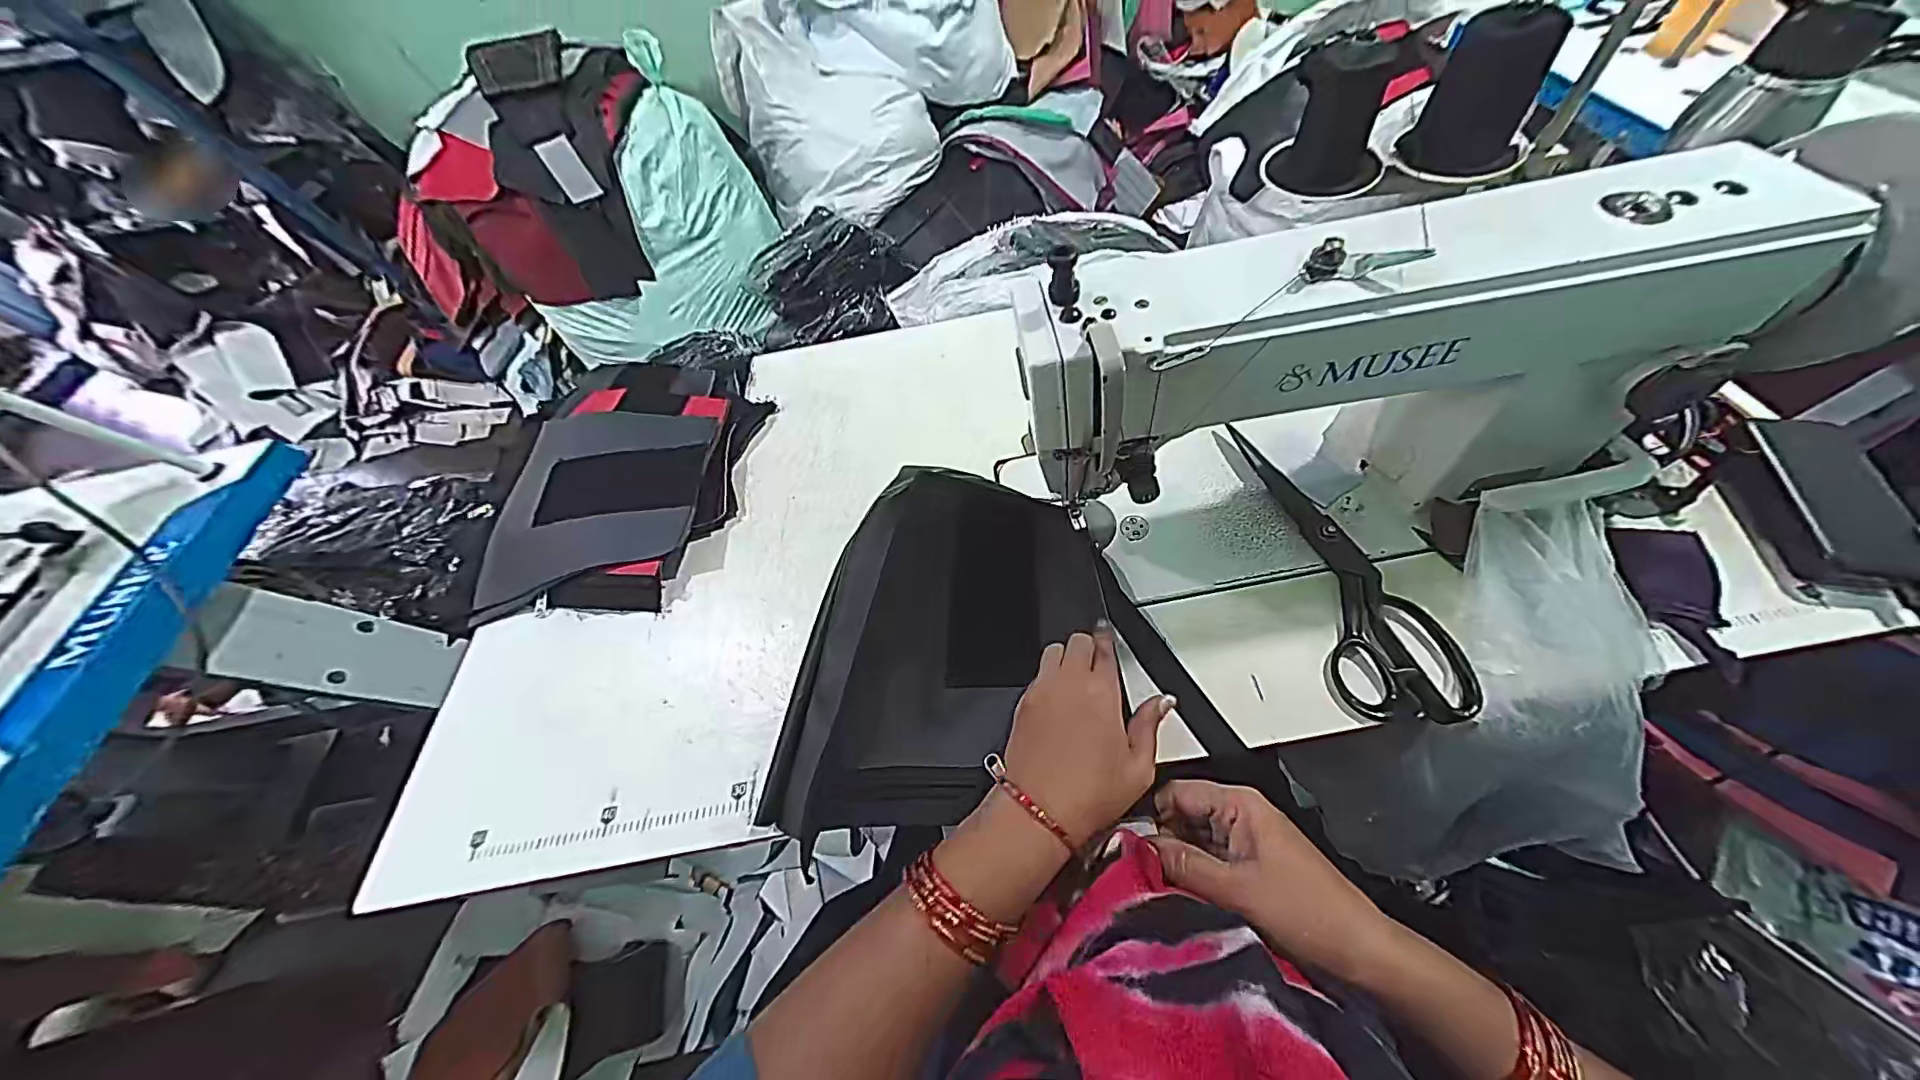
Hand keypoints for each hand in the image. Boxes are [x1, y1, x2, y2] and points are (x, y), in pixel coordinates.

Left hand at [1000, 626, 1175, 845]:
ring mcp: (1042, 691)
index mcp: (1101, 693)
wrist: (1039, 810)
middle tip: (1096, 661)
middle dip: (1088, 646)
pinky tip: (1057, 700)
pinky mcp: (1023, 704)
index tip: (1110, 639)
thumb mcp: (1138, 768)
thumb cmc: (1086, 794)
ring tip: (1074, 676)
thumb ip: (1150, 726)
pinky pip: (1036, 675)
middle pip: (1076, 641)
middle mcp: (1068, 684)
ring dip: (1065, 657)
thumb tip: (1161, 703)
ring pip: (1052, 651)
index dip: (1109, 640)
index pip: (1104, 648)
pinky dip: (1047, 678)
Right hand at [1150, 780, 1391, 981]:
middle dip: (1162, 840)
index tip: (1132, 841)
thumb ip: (1185, 864)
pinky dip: (1193, 874)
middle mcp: (1240, 814)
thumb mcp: (1237, 889)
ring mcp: (1243, 840)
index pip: (1175, 791)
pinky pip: (1206, 859)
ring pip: (1191, 839)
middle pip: (1180, 814)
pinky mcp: (1246, 864)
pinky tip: (1185, 894)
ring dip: (1178, 860)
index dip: (1151, 814)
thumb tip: (1142, 847)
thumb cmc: (1316, 913)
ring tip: (1165, 884)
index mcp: (1241, 803)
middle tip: (1145, 868)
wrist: (1361, 951)